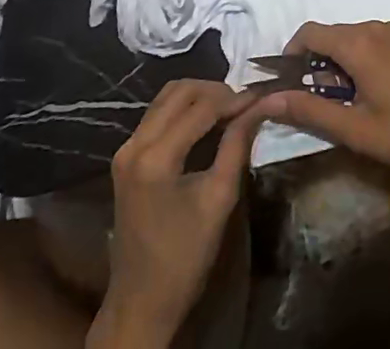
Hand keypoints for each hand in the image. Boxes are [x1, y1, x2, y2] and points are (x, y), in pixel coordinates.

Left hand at [90, 80, 264, 347]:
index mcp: (155, 157)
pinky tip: (208, 124)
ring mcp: (125, 150)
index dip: (236, 98)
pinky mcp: (126, 158)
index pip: (202, 106)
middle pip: (179, 90)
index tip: (264, 98)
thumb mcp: (220, 197)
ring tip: (230, 111)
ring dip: (199, 97)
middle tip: (246, 104)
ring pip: (166, 98)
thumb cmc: (186, 254)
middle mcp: (134, 145)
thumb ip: (238, 144)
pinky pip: (157, 116)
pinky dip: (185, 111)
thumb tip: (261, 106)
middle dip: (216, 90)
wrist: (142, 299)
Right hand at [256, 21, 389, 180]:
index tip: (288, 86)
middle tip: (319, 104)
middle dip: (316, 64)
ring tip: (346, 102)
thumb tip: (267, 100)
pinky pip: (373, 40)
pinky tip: (370, 92)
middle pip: (331, 35)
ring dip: (338, 63)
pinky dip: (360, 59)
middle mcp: (378, 27)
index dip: (291, 56)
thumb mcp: (355, 129)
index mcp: (361, 44)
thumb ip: (309, 111)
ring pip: (352, 38)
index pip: (310, 33)